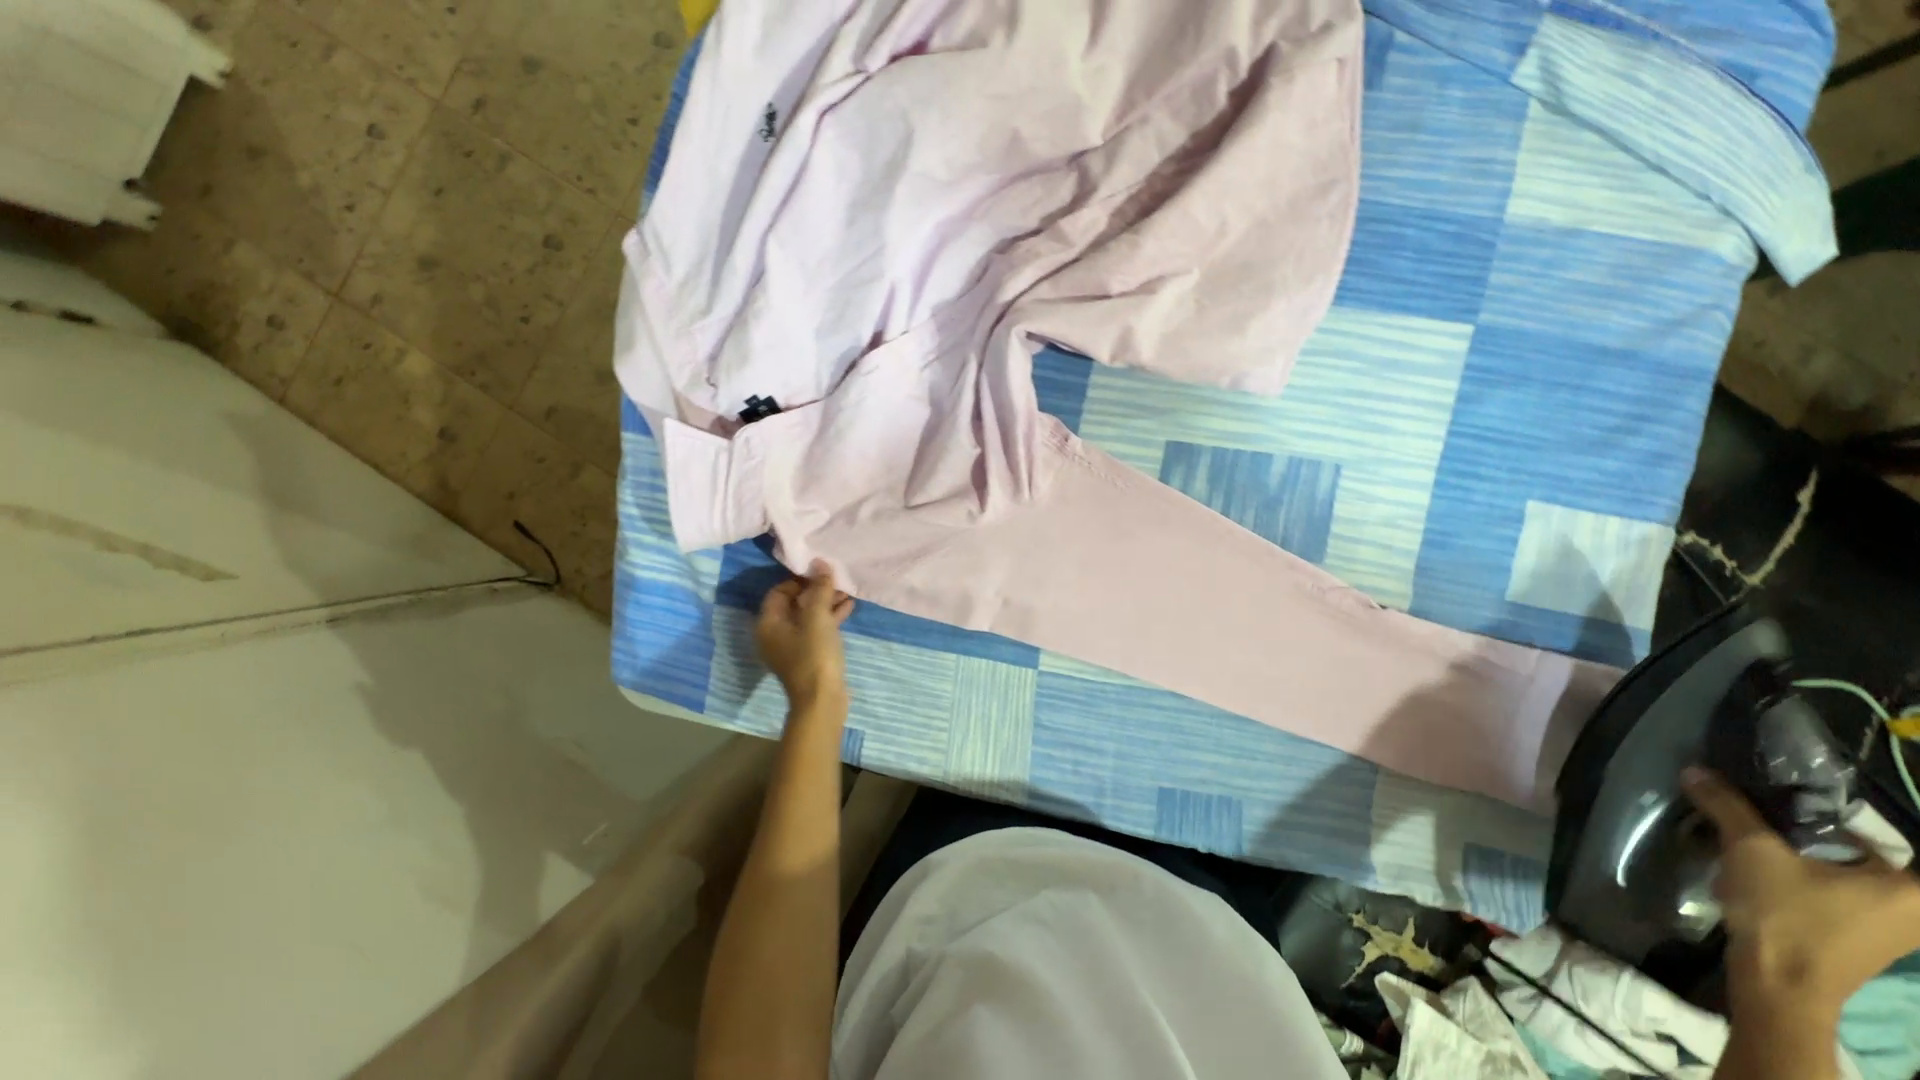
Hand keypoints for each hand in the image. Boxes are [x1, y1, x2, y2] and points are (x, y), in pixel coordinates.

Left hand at [754, 560, 853, 713]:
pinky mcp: (807, 656)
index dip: (799, 579)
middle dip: (816, 590)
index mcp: (768, 623)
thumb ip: (819, 588)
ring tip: (847, 592)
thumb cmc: (814, 655)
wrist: (822, 700)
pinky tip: (848, 608)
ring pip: (807, 616)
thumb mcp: (818, 618)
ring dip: (825, 603)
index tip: (821, 573)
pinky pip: (816, 630)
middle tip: (837, 580)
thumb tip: (819, 562)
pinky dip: (829, 619)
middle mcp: (775, 634)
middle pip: (794, 603)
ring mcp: (791, 646)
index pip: (779, 591)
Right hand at [1683, 767, 1919, 1017]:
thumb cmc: (1784, 918)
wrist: (1777, 988)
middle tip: (1760, 832)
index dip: (1810, 815)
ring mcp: (1894, 931)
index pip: (1857, 827)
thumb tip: (1695, 770)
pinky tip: (1763, 885)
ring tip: (1753, 856)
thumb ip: (1728, 807)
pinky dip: (1801, 886)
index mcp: (1909, 884)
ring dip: (1797, 863)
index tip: (1773, 812)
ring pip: (1838, 875)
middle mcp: (1915, 908)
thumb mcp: (1751, 851)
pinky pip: (1835, 897)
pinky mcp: (1865, 943)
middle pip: (1847, 851)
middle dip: (1801, 840)